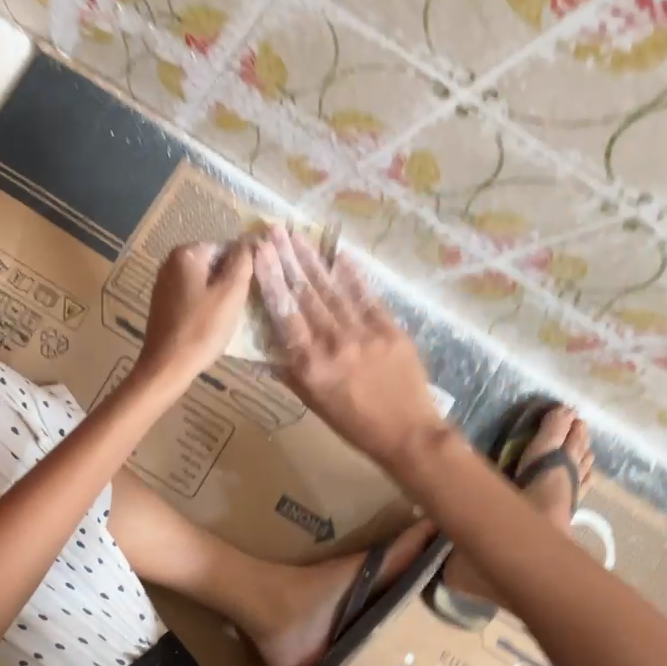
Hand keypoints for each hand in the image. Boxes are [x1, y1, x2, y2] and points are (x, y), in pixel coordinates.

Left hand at [136, 239, 254, 383]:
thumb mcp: (231, 292)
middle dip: (229, 281)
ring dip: (219, 296)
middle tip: (237, 305)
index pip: (226, 248)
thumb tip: (250, 240)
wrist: (167, 366)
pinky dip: (204, 306)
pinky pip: (192, 297)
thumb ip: (243, 261)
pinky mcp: (163, 304)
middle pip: (214, 264)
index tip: (246, 290)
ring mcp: (164, 284)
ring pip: (204, 282)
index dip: (241, 268)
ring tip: (225, 316)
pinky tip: (209, 324)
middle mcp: (170, 263)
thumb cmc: (201, 328)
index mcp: (185, 253)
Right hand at [253, 226, 448, 467]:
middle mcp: (333, 342)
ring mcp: (364, 332)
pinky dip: (351, 274)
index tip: (258, 253)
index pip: (284, 313)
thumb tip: (266, 344)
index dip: (270, 279)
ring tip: (297, 235)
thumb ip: (288, 369)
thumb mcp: (311, 401)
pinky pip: (366, 296)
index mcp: (309, 364)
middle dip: (287, 259)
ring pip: (332, 290)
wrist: (408, 434)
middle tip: (274, 231)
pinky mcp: (390, 329)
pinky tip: (338, 254)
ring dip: (312, 260)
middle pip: (305, 294)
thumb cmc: (351, 423)